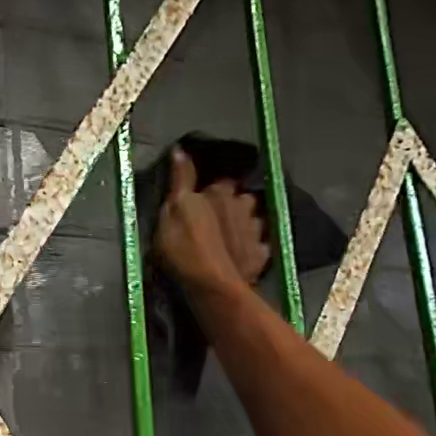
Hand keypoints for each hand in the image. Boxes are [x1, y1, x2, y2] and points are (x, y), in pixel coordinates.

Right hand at [155, 146, 270, 294]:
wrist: (212, 286)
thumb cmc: (185, 247)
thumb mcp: (172, 210)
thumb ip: (180, 180)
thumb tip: (181, 149)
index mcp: (220, 192)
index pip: (220, 182)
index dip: (213, 190)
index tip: (204, 199)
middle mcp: (244, 205)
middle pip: (242, 198)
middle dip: (234, 205)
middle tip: (218, 220)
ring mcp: (256, 231)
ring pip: (254, 220)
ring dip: (246, 225)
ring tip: (232, 239)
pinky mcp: (262, 255)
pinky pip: (259, 246)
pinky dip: (253, 249)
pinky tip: (243, 257)